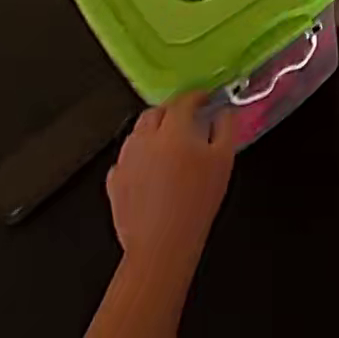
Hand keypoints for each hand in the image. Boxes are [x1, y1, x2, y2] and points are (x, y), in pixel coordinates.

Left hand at [105, 93, 235, 261]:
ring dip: (153, 130)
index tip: (206, 98)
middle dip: (171, 110)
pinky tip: (152, 166)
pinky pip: (125, 158)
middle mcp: (144, 141)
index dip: (196, 96)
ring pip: (136, 134)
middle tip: (188, 116)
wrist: (163, 242)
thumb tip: (223, 112)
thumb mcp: (224, 157)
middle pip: (153, 113)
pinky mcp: (113, 183)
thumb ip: (225, 126)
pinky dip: (139, 154)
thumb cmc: (199, 198)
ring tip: (171, 141)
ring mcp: (125, 162)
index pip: (182, 102)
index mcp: (173, 131)